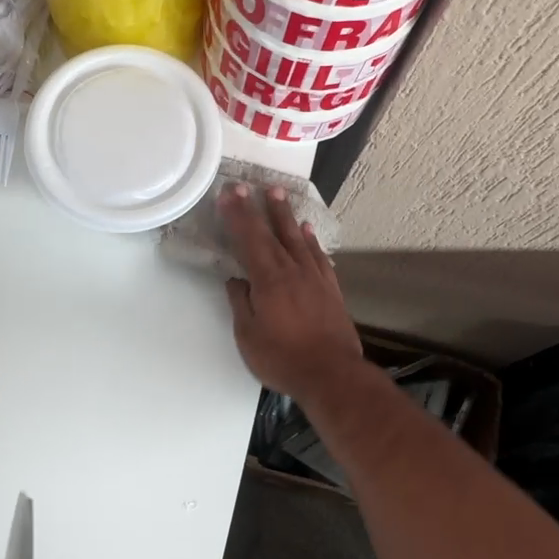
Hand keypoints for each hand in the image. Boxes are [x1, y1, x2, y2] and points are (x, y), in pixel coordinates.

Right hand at [218, 183, 364, 401]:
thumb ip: (241, 304)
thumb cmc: (283, 359)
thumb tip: (236, 281)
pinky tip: (307, 231)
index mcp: (268, 280)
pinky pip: (318, 256)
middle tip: (248, 185)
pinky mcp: (330, 290)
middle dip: (258, 208)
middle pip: (273, 232)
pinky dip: (310, 240)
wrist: (331, 374)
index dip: (237, 215)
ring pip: (298, 238)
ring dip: (286, 215)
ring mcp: (315, 278)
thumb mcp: (248, 336)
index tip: (228, 194)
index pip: (249, 239)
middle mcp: (293, 270)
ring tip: (277, 195)